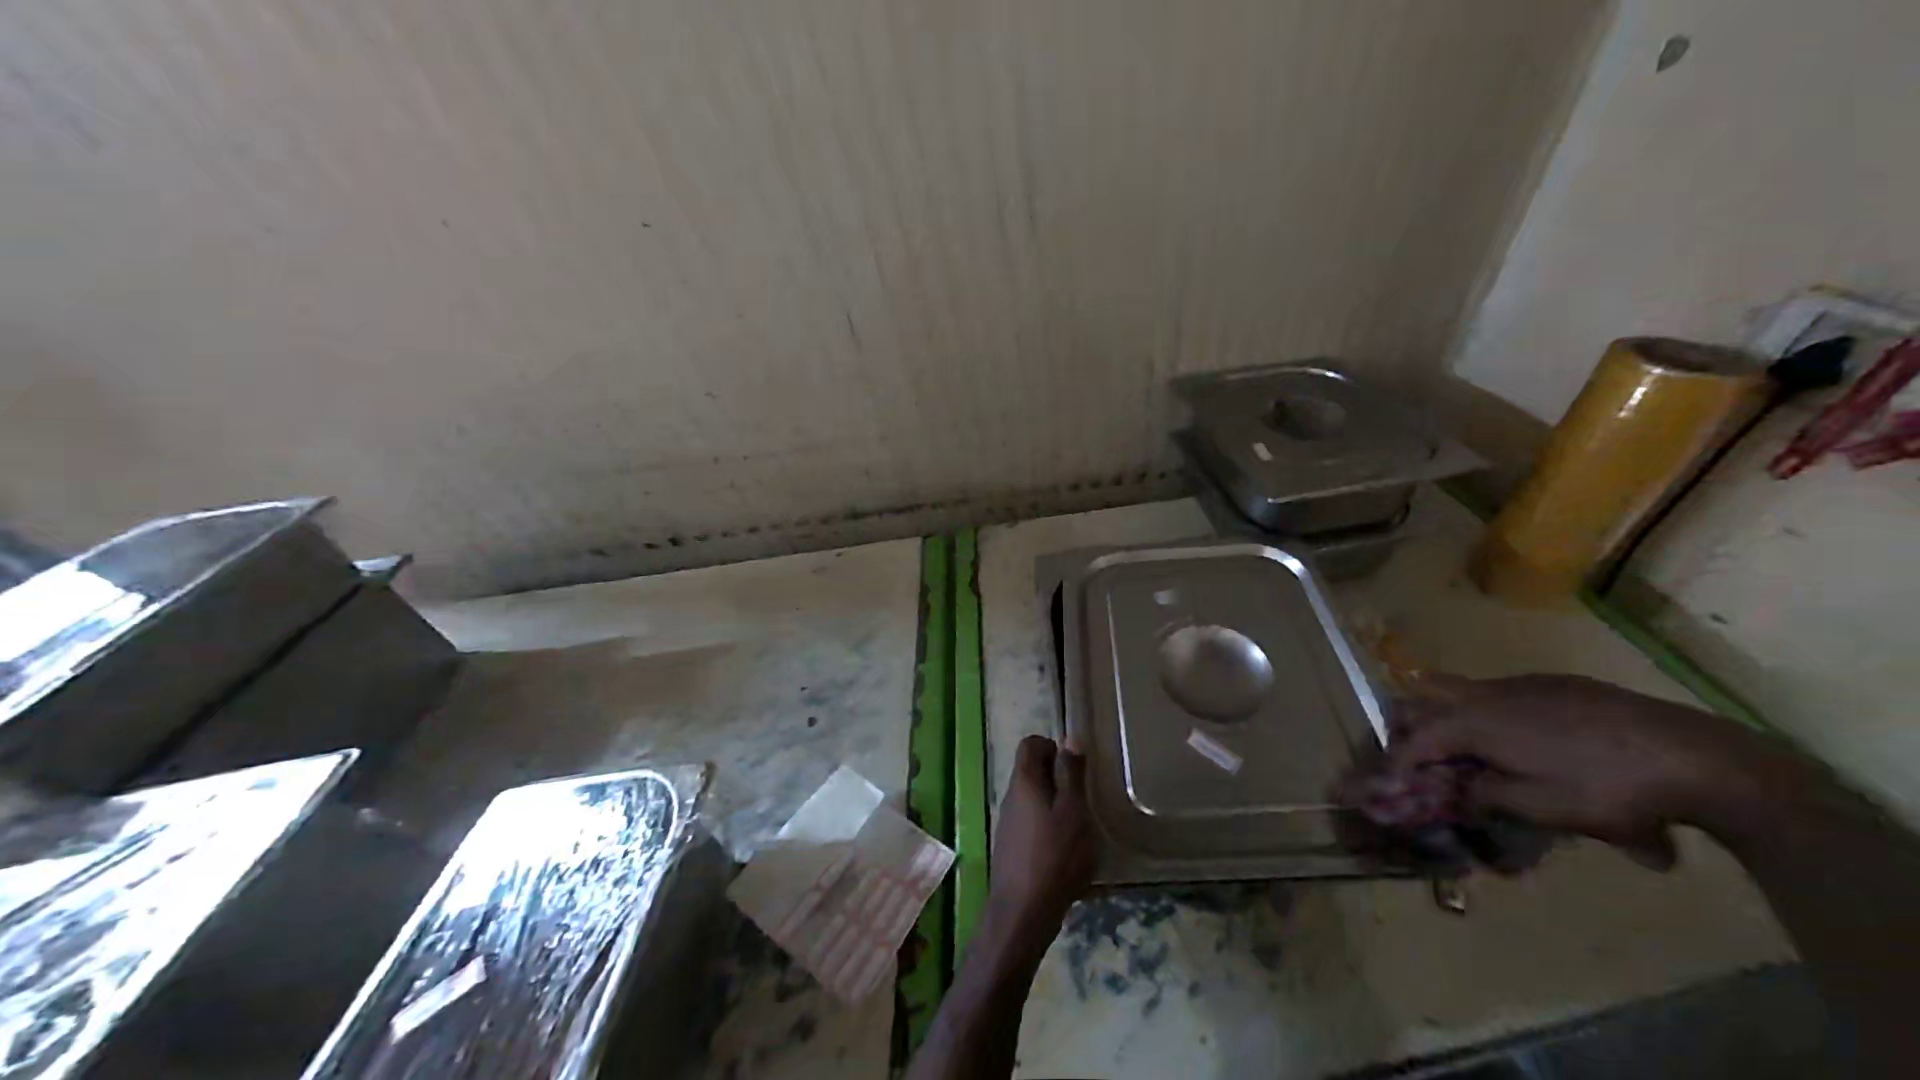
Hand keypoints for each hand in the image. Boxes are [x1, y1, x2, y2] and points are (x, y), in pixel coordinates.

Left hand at [988, 735, 1096, 932]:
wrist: (1023, 911)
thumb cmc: (1055, 855)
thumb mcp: (1073, 811)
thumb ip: (1071, 774)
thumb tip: (1070, 738)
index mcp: (1024, 781)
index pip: (1031, 744)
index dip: (1053, 747)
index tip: (1076, 767)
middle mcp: (1011, 796)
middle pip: (1032, 771)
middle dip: (1059, 777)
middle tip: (1084, 797)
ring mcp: (1009, 823)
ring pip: (1033, 798)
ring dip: (1056, 804)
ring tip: (1081, 825)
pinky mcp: (1012, 847)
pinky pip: (1033, 823)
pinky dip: (1050, 827)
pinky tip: (1067, 851)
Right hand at [1380, 673, 1802, 865]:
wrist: (1695, 757)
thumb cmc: (1605, 788)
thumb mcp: (1539, 808)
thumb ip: (1484, 797)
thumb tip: (1456, 792)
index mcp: (1475, 723)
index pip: (1415, 739)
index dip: (1397, 762)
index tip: (1390, 783)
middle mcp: (1488, 695)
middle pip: (1425, 694)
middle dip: (1410, 723)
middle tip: (1417, 756)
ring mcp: (1525, 684)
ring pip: (1463, 689)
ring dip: (1450, 717)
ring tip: (1466, 752)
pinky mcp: (1559, 684)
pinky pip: (1501, 692)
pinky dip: (1489, 713)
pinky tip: (1524, 743)